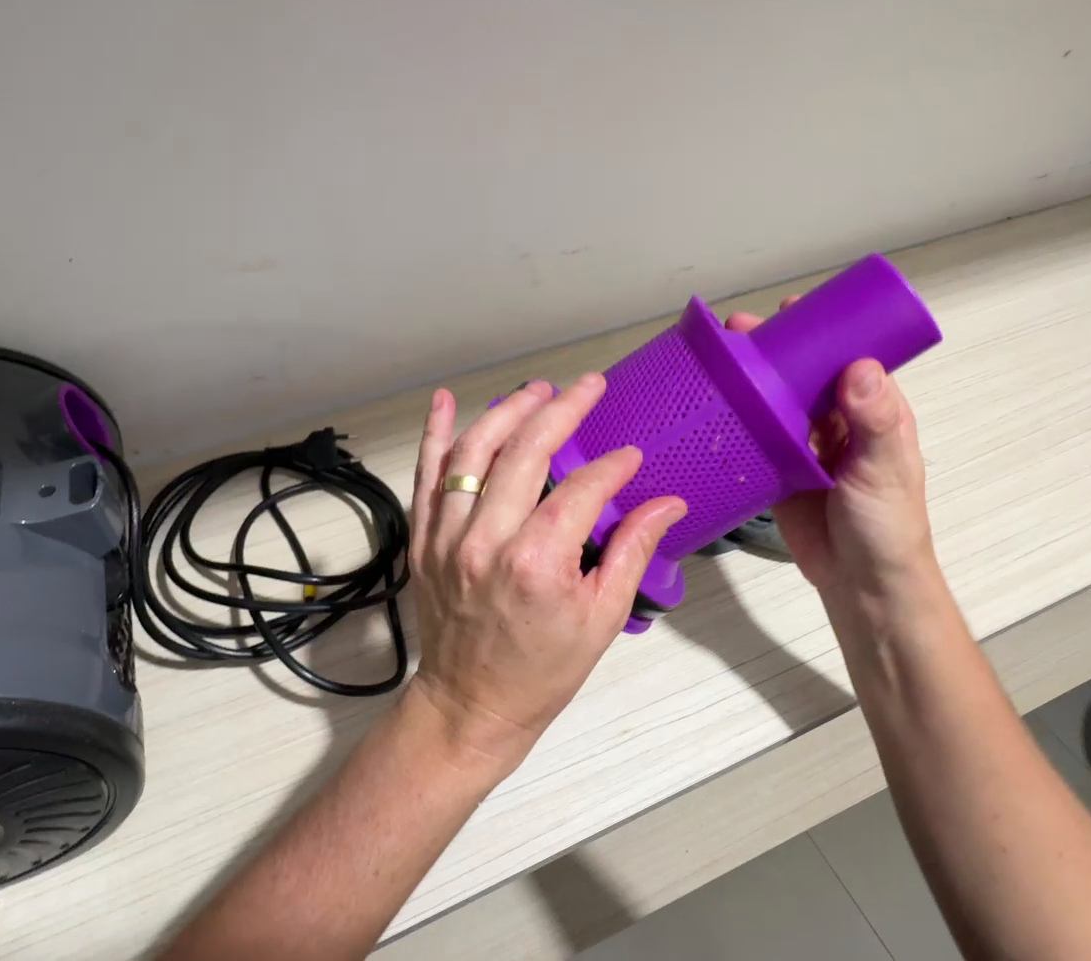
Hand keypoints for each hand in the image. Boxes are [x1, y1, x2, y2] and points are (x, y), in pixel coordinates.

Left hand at [405, 375, 686, 772]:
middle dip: (561, 410)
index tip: (629, 455)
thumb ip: (633, 551)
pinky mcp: (422, 540)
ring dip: (506, 412)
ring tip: (536, 389)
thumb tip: (668, 502)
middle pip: (524, 453)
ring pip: (473, 453)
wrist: (471, 704)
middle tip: (587, 386)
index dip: (611, 466)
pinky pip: (426, 477)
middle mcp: (486, 542)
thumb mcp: (602, 618)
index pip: (581, 489)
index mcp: (537, 563)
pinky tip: (444, 401)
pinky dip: (434, 435)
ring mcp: (446, 538)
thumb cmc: (543, 669)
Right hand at [727, 306, 942, 614]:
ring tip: (718, 359)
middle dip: (773, 351)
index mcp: (874, 410)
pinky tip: (714, 405)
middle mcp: (838, 420)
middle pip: (803, 375)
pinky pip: (757, 438)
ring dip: (752, 381)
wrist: (859, 583)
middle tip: (736, 330)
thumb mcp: (884, 469)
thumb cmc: (885, 524)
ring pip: (776, 403)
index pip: (848, 358)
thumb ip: (874, 420)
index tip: (790, 310)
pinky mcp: (778, 469)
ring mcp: (805, 445)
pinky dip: (739, 421)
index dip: (821, 332)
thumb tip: (858, 366)